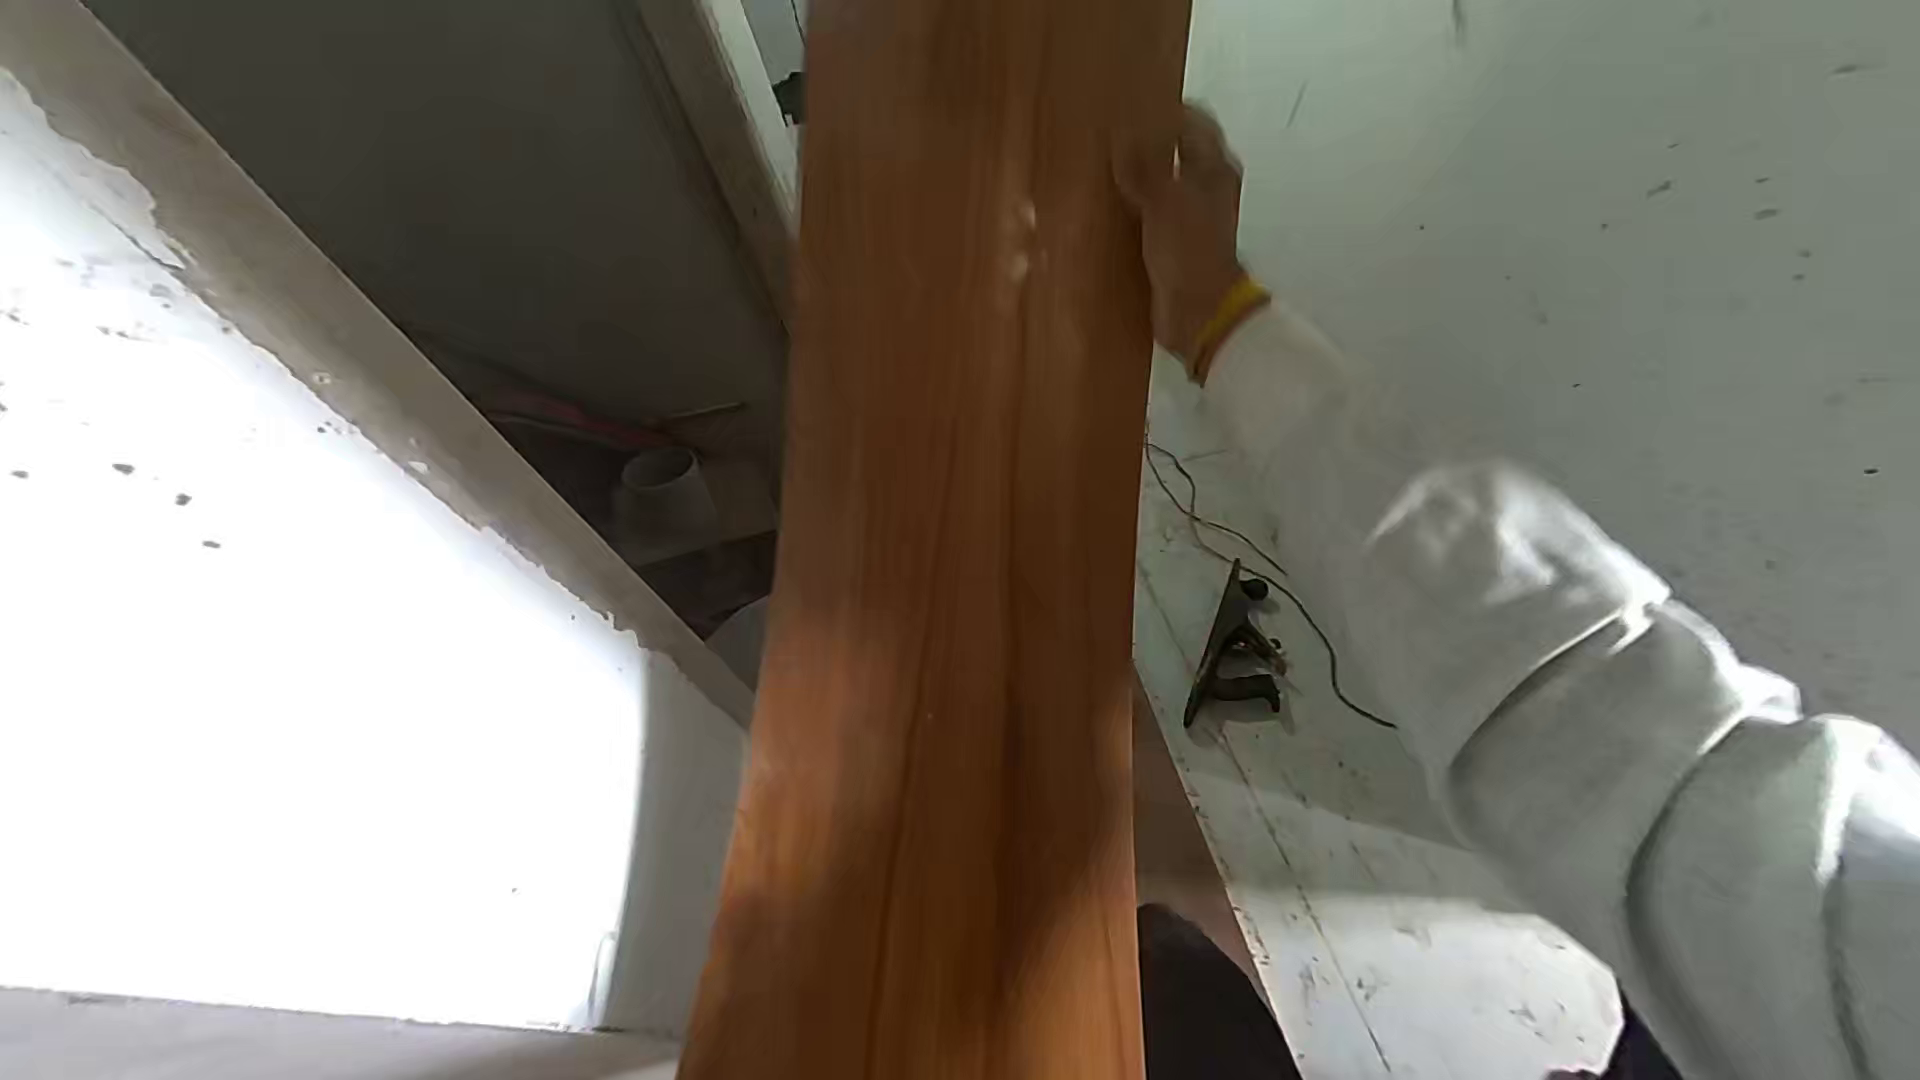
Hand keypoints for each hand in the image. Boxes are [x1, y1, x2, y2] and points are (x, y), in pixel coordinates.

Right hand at [1114, 105, 1248, 358]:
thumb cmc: (1189, 252)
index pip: (1190, 123)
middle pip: (1173, 157)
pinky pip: (1146, 225)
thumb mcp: (1165, 200)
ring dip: (1132, 187)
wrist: (1197, 313)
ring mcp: (1187, 224)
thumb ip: (1145, 166)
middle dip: (1142, 150)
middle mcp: (1204, 191)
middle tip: (1105, 145)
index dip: (1161, 112)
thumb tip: (1121, 134)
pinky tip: (1103, 220)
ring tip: (1097, 179)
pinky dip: (1128, 219)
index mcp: (1213, 169)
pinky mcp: (1170, 252)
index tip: (1126, 110)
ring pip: (1158, 192)